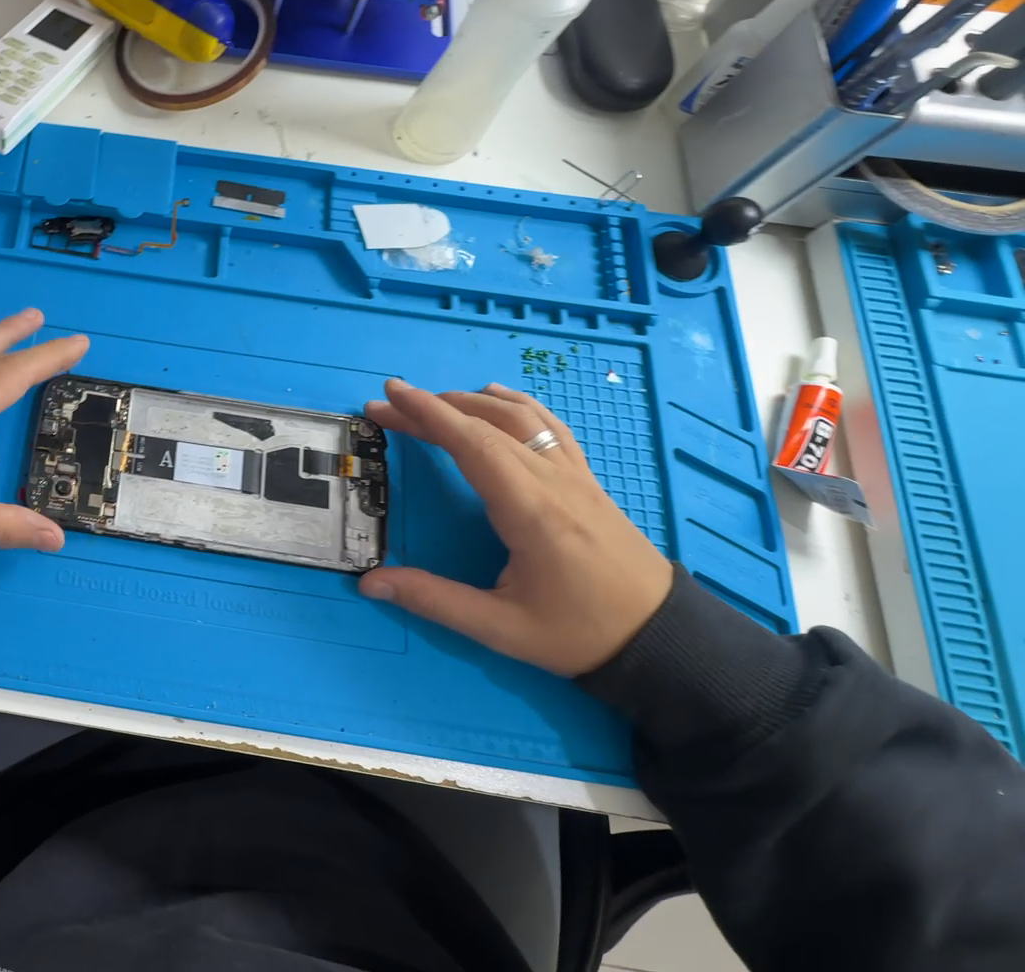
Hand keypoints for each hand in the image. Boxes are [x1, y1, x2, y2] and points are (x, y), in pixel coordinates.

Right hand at [359, 380, 673, 676]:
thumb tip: (371, 583)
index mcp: (530, 510)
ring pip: (522, 417)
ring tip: (433, 399)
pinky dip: (517, 405)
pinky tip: (500, 399)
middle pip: (488, 424)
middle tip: (388, 404)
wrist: (662, 637)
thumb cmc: (580, 633)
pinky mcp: (587, 482)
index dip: (427, 415)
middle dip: (433, 407)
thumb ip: (433, 601)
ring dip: (472, 401)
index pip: (472, 443)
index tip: (391, 395)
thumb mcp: (500, 628)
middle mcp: (553, 481)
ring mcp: (576, 477)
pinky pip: (550, 427)